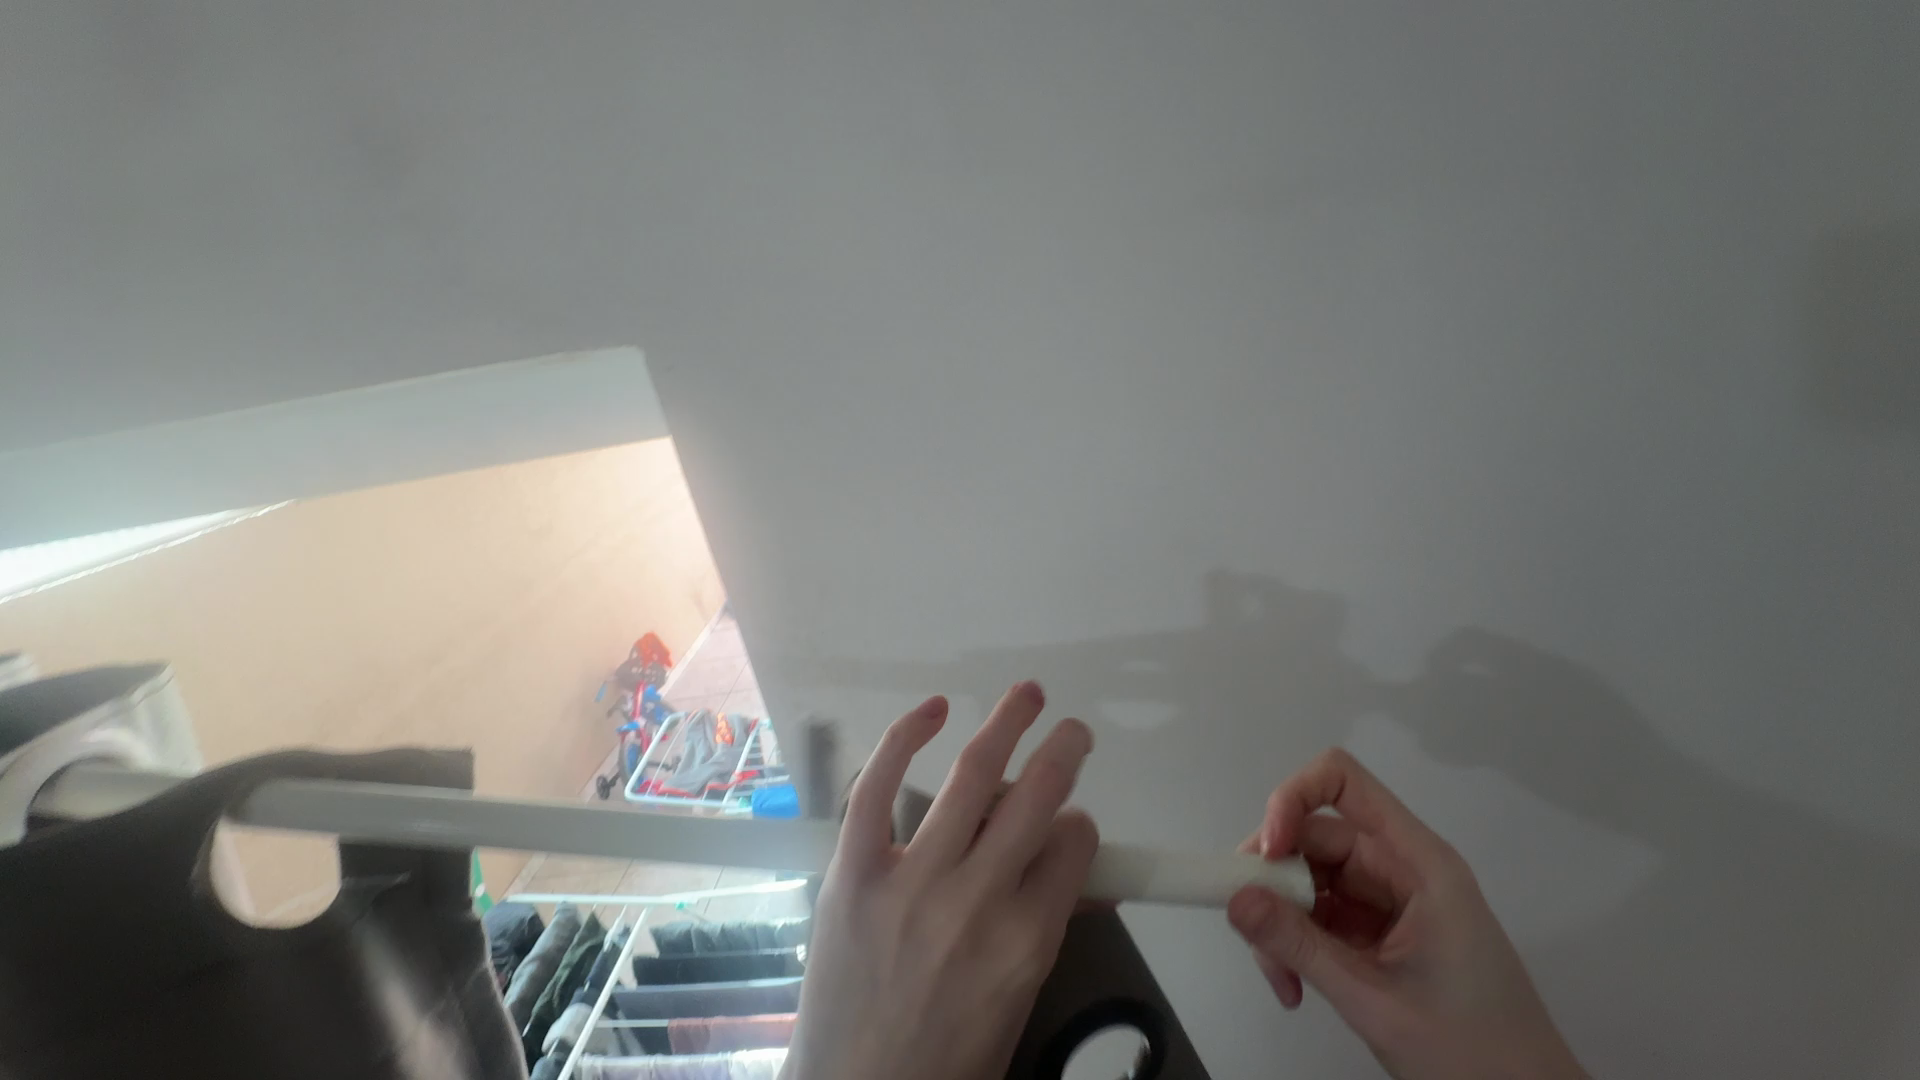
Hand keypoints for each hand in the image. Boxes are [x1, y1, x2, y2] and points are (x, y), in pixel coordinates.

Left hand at [782, 683, 1098, 1079]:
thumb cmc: (944, 1063)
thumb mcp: (1017, 1002)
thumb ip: (1045, 926)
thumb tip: (1071, 867)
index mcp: (1026, 943)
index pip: (1073, 846)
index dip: (1079, 823)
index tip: (1071, 817)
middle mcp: (975, 902)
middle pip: (1038, 797)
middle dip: (1065, 751)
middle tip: (1074, 731)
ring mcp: (910, 881)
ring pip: (971, 777)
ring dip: (1008, 724)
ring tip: (1028, 696)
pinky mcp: (853, 871)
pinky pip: (878, 788)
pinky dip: (904, 738)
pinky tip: (933, 710)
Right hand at [1228, 749, 1584, 1079]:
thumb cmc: (1474, 1054)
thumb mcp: (1375, 999)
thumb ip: (1299, 945)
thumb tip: (1233, 899)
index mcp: (1417, 862)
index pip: (1343, 782)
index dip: (1293, 799)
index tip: (1269, 854)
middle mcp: (1397, 867)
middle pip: (1311, 837)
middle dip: (1272, 880)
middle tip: (1250, 929)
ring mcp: (1384, 898)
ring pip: (1306, 879)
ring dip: (1279, 921)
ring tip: (1282, 981)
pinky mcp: (1374, 930)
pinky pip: (1315, 914)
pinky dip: (1294, 944)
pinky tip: (1295, 988)